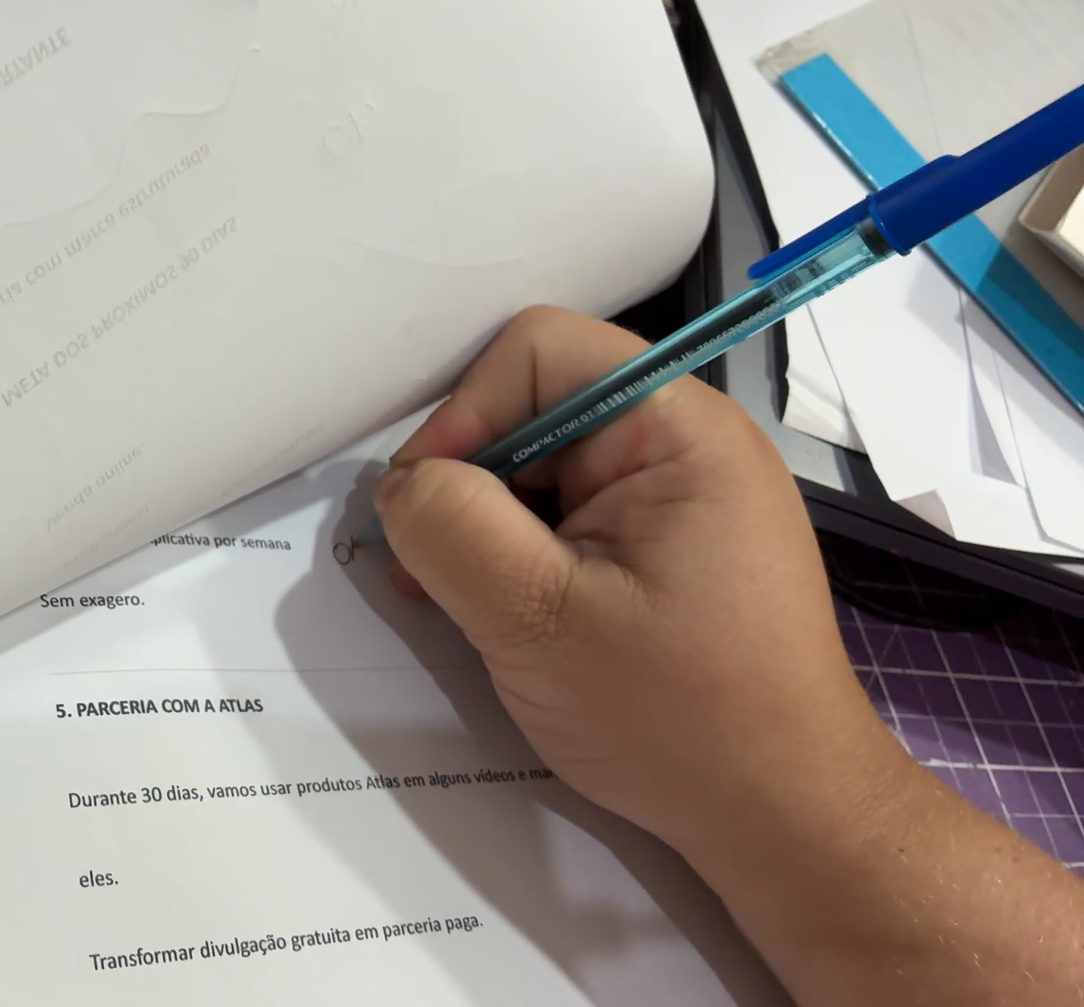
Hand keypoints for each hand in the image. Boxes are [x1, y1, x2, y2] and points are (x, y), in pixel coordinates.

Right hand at [376, 305, 1083, 1004]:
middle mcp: (667, 443)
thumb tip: (398, 484)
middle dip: (459, 480)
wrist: (773, 819)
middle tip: (430, 565)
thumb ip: (451, 527)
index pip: (537, 351)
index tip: (433, 504)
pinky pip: (536, 509)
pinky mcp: (633, 538)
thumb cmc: (674, 716)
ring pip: (518, 464)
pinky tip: (482, 602)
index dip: (466, 413)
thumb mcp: (536, 617)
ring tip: (453, 593)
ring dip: (467, 522)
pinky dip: (492, 548)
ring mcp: (652, 493)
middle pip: (519, 406)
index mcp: (672, 432)